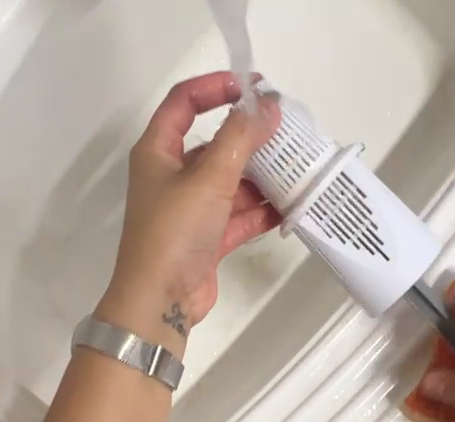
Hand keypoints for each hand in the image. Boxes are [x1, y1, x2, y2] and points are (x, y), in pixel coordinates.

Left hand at [96, 73, 282, 352]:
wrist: (160, 300)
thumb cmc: (174, 232)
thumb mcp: (208, 177)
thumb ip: (241, 138)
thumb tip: (268, 106)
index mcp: (158, 152)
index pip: (183, 103)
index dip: (215, 88)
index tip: (251, 88)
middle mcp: (172, 177)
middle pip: (214, 145)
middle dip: (249, 139)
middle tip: (286, 133)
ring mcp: (190, 211)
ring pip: (230, 183)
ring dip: (261, 179)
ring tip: (296, 171)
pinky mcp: (207, 240)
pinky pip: (238, 217)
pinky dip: (260, 212)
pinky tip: (289, 208)